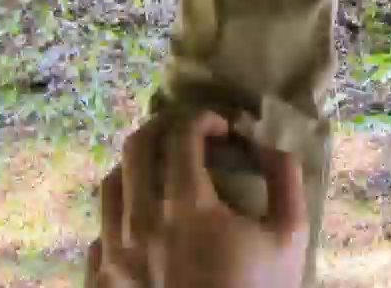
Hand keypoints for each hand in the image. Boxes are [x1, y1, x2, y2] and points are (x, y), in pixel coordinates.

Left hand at [87, 112, 308, 287]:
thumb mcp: (291, 233)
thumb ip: (285, 174)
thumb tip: (267, 140)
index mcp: (188, 208)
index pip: (182, 133)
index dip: (206, 118)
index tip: (226, 130)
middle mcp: (140, 226)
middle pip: (136, 148)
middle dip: (165, 126)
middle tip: (189, 134)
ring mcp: (113, 260)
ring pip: (110, 185)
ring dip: (139, 167)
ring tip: (165, 173)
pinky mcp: (101, 287)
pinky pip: (99, 233)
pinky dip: (121, 216)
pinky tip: (147, 225)